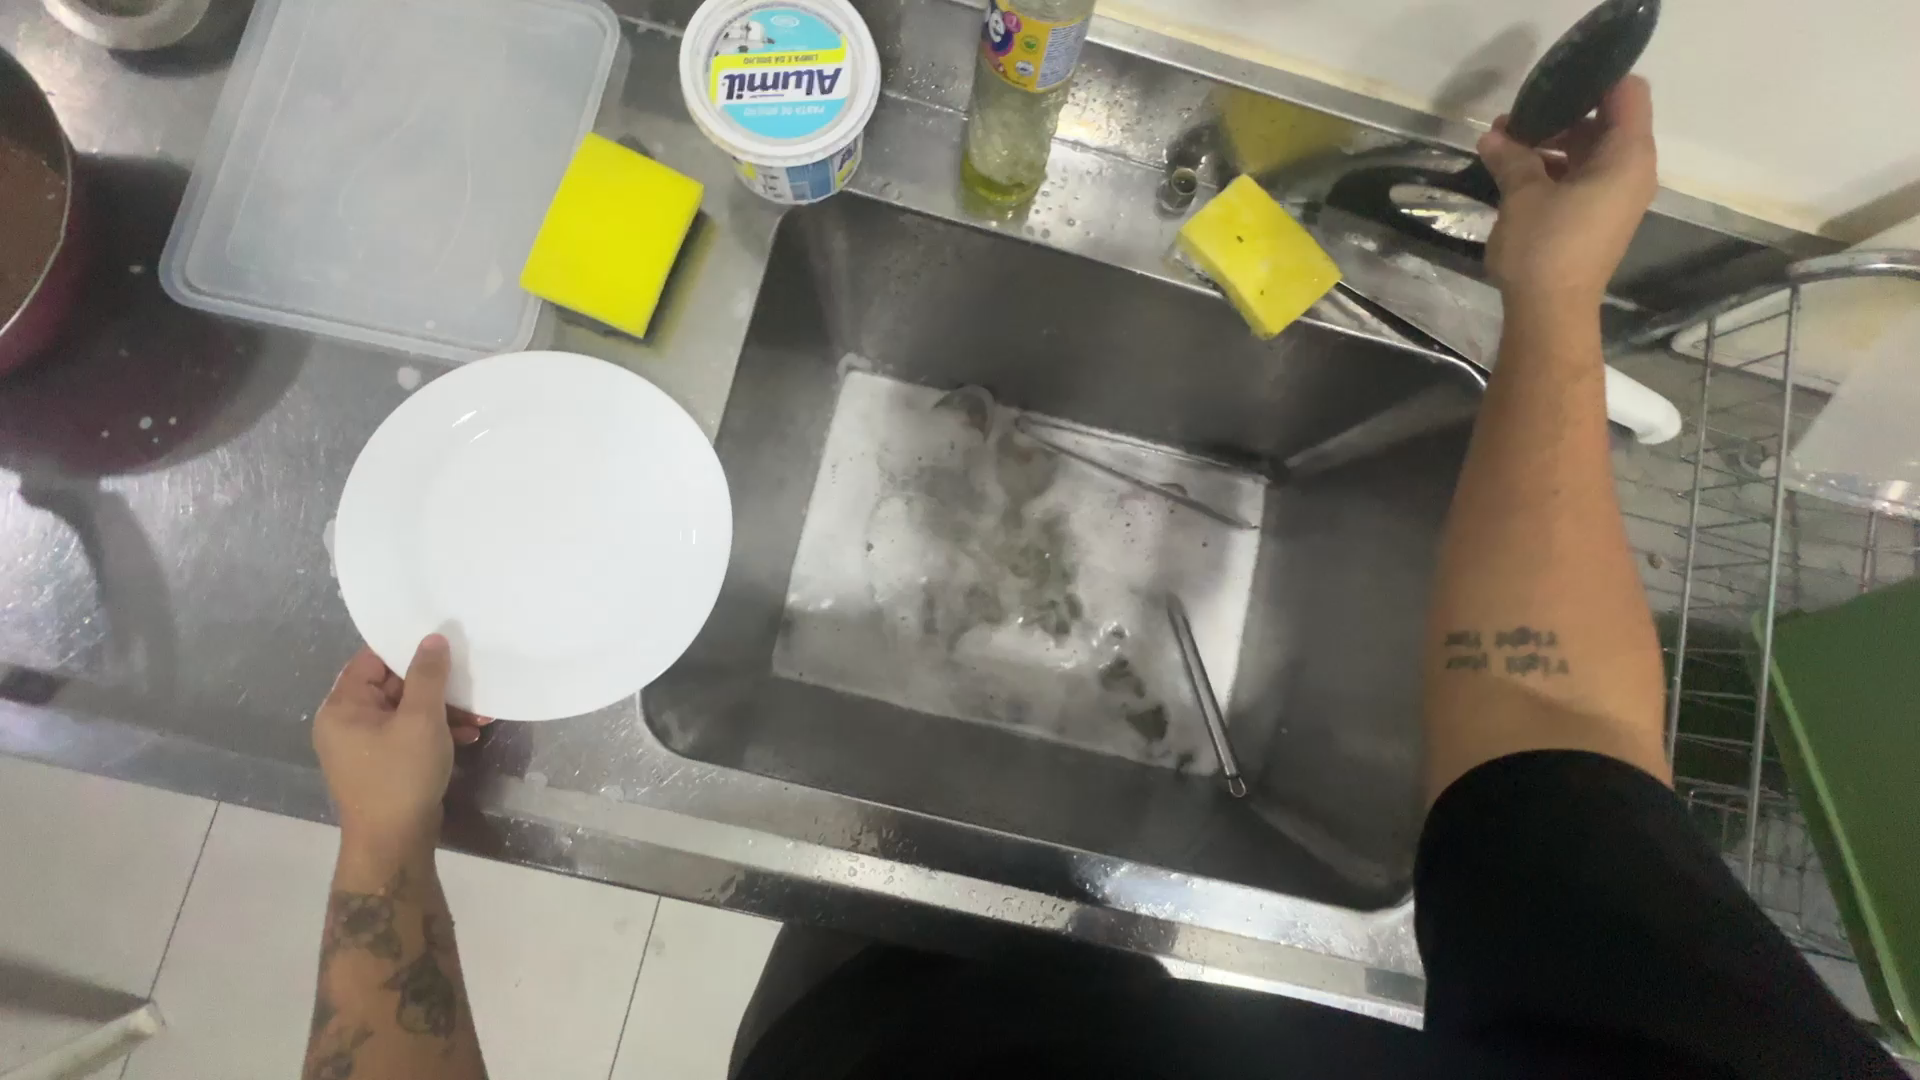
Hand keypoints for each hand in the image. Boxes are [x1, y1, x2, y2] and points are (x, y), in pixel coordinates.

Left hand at [313, 635, 492, 863]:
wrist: (395, 839)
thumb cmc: (401, 774)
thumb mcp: (422, 719)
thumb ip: (428, 675)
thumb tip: (432, 638)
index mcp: (343, 708)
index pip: (372, 660)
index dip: (407, 648)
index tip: (445, 641)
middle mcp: (347, 722)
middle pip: (395, 684)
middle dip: (438, 685)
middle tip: (473, 682)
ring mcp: (365, 743)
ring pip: (409, 709)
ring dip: (446, 709)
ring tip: (480, 716)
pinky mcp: (384, 759)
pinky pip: (412, 730)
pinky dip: (440, 728)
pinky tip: (468, 735)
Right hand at [1478, 75, 1656, 312]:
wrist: (1551, 311)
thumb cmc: (1543, 247)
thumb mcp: (1522, 197)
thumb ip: (1511, 159)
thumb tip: (1492, 136)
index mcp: (1627, 155)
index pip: (1625, 93)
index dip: (1589, 83)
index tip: (1546, 89)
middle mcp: (1632, 171)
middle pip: (1605, 124)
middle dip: (1559, 118)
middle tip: (1513, 123)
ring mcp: (1617, 198)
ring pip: (1589, 155)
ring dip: (1551, 148)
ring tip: (1506, 150)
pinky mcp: (1598, 220)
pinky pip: (1582, 181)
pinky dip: (1555, 173)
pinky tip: (1519, 178)